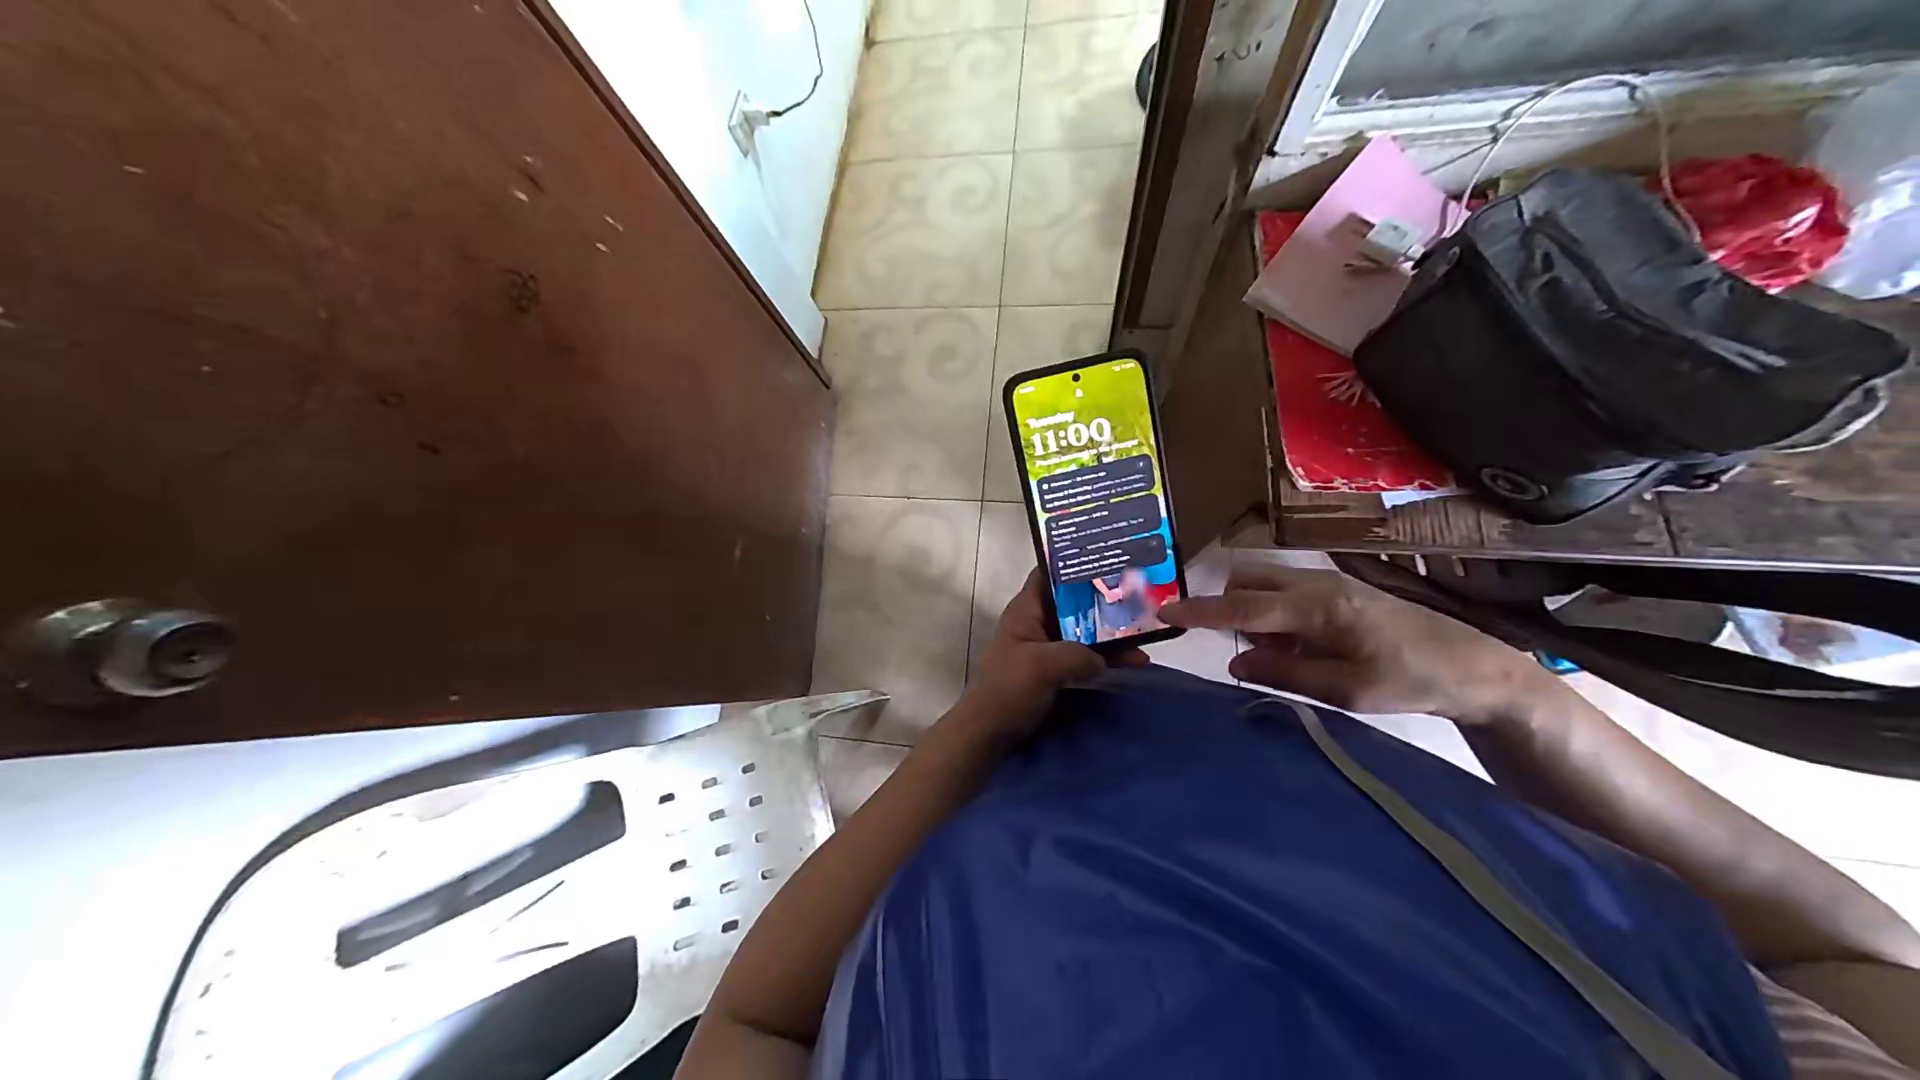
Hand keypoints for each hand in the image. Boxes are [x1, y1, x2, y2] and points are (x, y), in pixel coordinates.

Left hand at [956, 570, 1141, 740]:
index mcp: (1026, 610)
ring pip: (1084, 630)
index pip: (1048, 574)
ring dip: (1111, 633)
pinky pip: (1086, 655)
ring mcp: (1047, 647)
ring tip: (1145, 633)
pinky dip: (1107, 657)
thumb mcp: (1044, 665)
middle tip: (1140, 594)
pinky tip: (1134, 661)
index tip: (1108, 556)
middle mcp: (1037, 622)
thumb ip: (1079, 654)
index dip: (1073, 563)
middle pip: (1073, 602)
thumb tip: (1104, 657)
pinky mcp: (1056, 670)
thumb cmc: (1009, 689)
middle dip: (1103, 600)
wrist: (991, 732)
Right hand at [1158, 563, 1554, 724]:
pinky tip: (1297, 646)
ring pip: (1262, 583)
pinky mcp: (1336, 588)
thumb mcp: (1347, 691)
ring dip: (1251, 612)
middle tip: (1247, 650)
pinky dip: (1271, 614)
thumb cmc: (1413, 680)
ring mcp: (1327, 582)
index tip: (1163, 612)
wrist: (1476, 666)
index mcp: (1318, 608)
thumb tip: (1234, 664)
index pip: (1243, 608)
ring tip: (1278, 654)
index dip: (1200, 611)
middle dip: (1227, 608)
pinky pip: (1282, 592)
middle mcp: (1316, 584)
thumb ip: (1285, 673)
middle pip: (1245, 581)